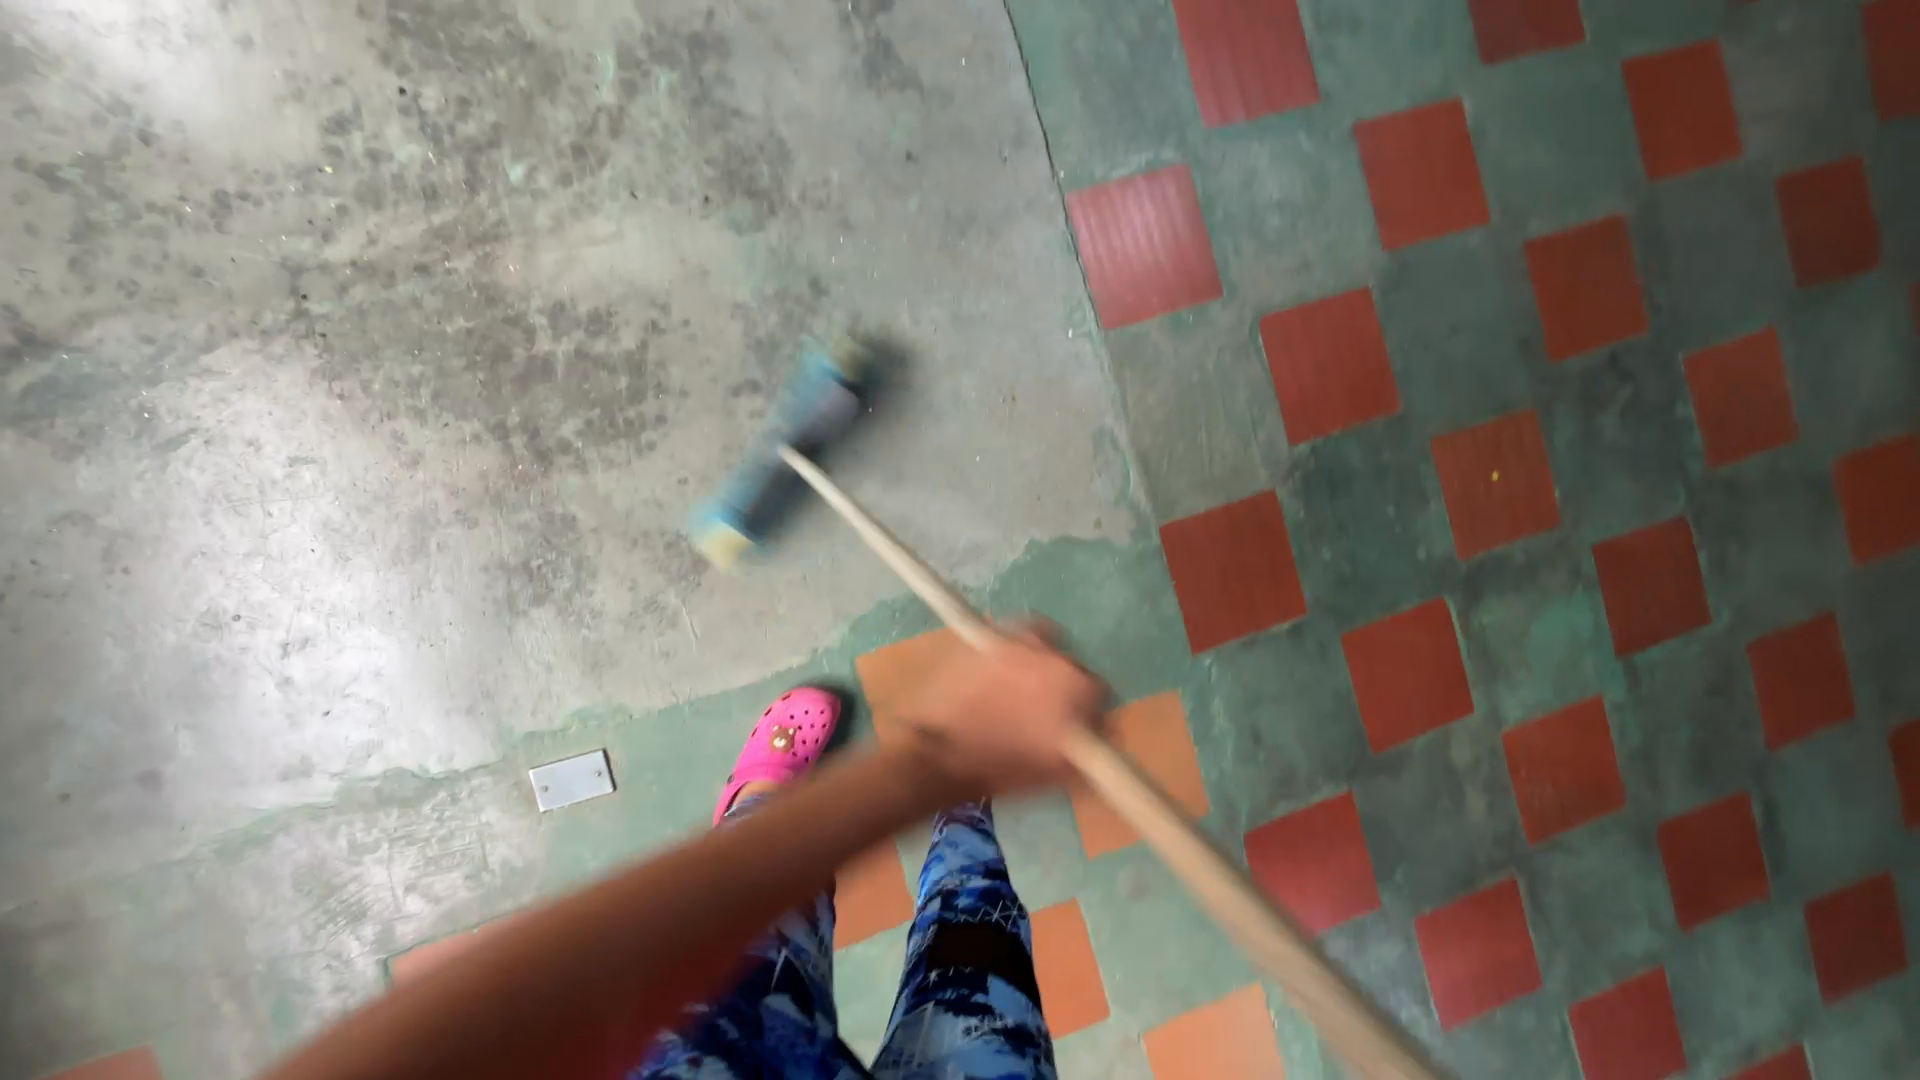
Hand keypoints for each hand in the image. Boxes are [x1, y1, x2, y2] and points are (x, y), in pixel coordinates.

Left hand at [897, 621, 1108, 798]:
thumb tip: (1097, 744)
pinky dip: (1026, 641)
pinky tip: (1017, 656)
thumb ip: (1087, 755)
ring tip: (1027, 685)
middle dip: (1067, 692)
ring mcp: (1028, 645)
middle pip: (1078, 672)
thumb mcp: (1054, 773)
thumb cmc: (998, 771)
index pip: (1102, 700)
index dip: (1089, 716)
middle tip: (1046, 713)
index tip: (1076, 730)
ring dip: (1048, 665)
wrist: (938, 752)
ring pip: (1054, 648)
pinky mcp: (999, 634)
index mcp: (1082, 700)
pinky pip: (1027, 629)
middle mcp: (1063, 666)